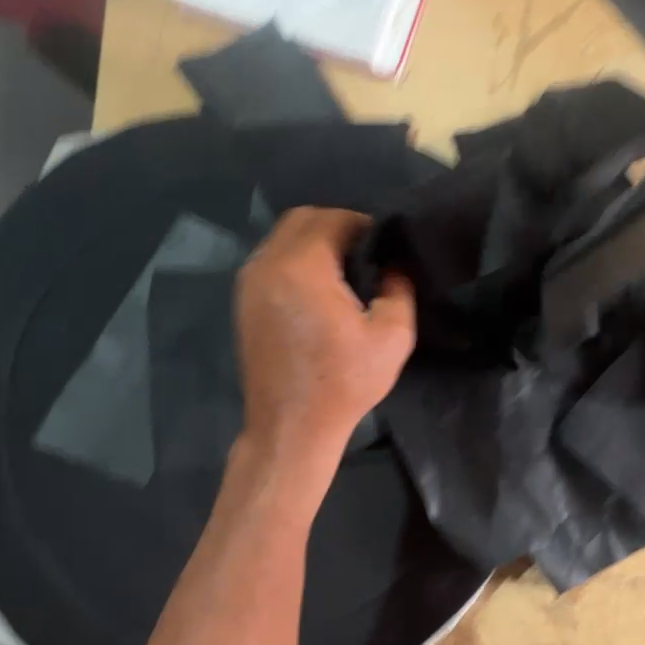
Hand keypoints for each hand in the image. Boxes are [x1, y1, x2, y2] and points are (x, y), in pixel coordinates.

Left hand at [234, 207, 414, 461]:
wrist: (292, 425)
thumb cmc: (345, 382)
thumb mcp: (392, 337)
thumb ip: (399, 290)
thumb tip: (396, 266)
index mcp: (302, 267)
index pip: (333, 219)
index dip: (365, 226)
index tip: (388, 247)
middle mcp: (268, 264)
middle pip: (302, 219)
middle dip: (337, 227)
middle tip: (368, 255)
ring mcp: (250, 283)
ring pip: (283, 239)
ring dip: (315, 244)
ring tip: (347, 273)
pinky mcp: (245, 302)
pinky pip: (272, 262)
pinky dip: (297, 262)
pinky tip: (322, 292)